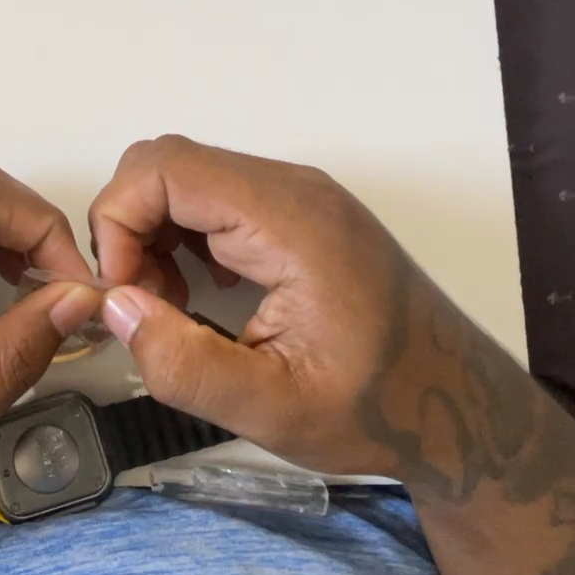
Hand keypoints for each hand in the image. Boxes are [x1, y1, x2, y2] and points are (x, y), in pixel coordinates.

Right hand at [89, 135, 440, 477]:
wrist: (460, 405)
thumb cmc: (379, 410)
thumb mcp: (275, 410)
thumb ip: (186, 364)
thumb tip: (115, 306)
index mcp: (291, 221)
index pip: (165, 168)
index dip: (117, 221)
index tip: (120, 293)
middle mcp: (292, 189)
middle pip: (168, 164)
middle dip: (127, 227)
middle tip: (139, 301)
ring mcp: (296, 197)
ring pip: (185, 178)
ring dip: (150, 234)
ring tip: (168, 305)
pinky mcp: (295, 214)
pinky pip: (212, 199)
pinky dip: (179, 237)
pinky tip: (196, 292)